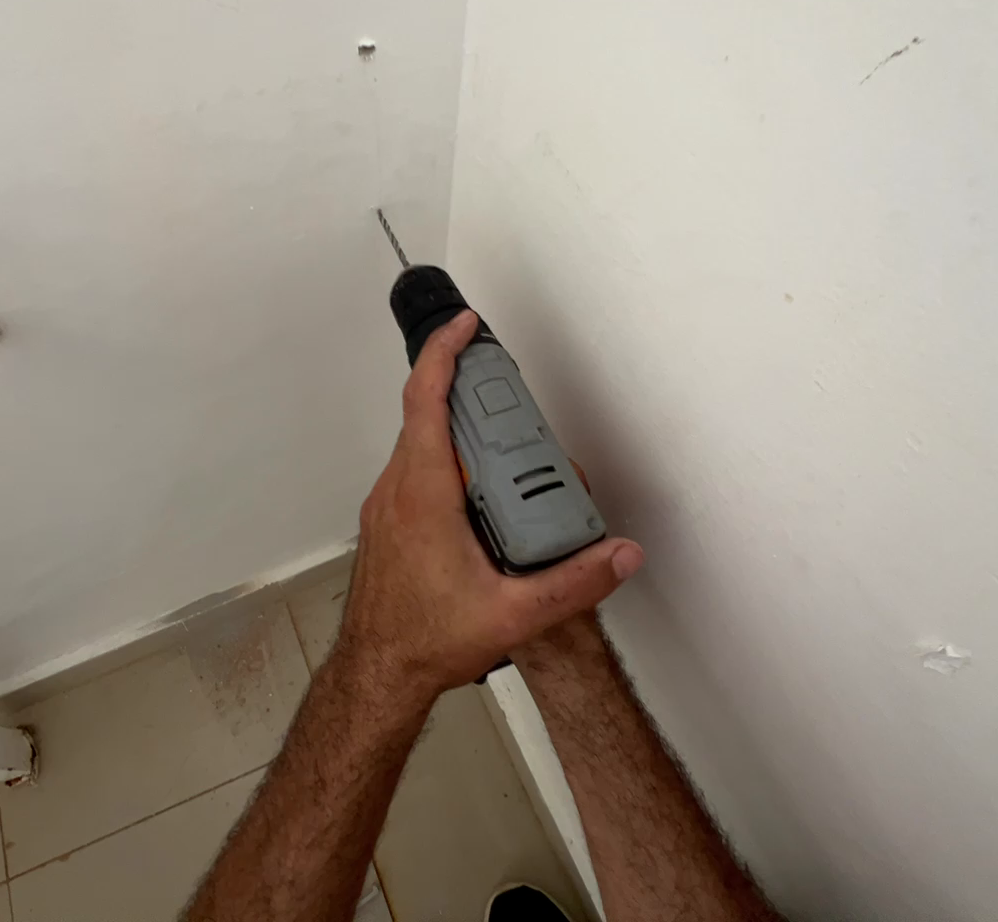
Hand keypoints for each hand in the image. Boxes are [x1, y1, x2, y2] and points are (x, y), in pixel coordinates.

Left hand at [337, 309, 645, 696]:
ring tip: (503, 441)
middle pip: (425, 414)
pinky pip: (413, 468)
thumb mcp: (514, 615)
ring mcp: (386, 504)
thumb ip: (575, 582)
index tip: (465, 326)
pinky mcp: (387, 520)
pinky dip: (443, 457)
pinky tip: (477, 490)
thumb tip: (620, 555)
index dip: (444, 355)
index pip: (426, 402)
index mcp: (423, 496)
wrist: (376, 672)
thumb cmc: (427, 642)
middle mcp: (397, 490)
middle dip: (464, 387)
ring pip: (418, 442)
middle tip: (505, 384)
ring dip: (455, 426)